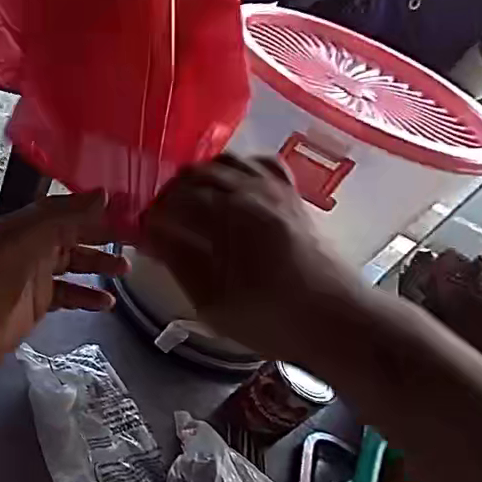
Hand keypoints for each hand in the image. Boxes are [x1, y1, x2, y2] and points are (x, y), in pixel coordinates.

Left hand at [0, 190, 126, 372]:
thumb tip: (102, 194)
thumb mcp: (21, 244)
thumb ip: (61, 218)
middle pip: (74, 235)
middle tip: (136, 239)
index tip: (129, 207)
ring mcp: (34, 275)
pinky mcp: (37, 302)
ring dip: (99, 265)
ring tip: (126, 270)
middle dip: (103, 236)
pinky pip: (68, 294)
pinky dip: (87, 296)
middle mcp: (31, 245)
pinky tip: (108, 303)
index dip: (96, 208)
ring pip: (74, 263)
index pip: (67, 210)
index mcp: (24, 226)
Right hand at [140, 155, 370, 363]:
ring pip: (225, 162)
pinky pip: (260, 163)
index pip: (173, 202)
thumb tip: (153, 238)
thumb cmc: (272, 320)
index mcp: (225, 217)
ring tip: (192, 205)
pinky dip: (238, 169)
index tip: (144, 233)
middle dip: (171, 195)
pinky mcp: (291, 194)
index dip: (153, 217)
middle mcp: (249, 191)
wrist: (336, 319)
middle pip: (195, 175)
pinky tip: (233, 190)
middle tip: (162, 221)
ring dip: (200, 178)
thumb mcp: (213, 303)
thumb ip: (180, 263)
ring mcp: (274, 188)